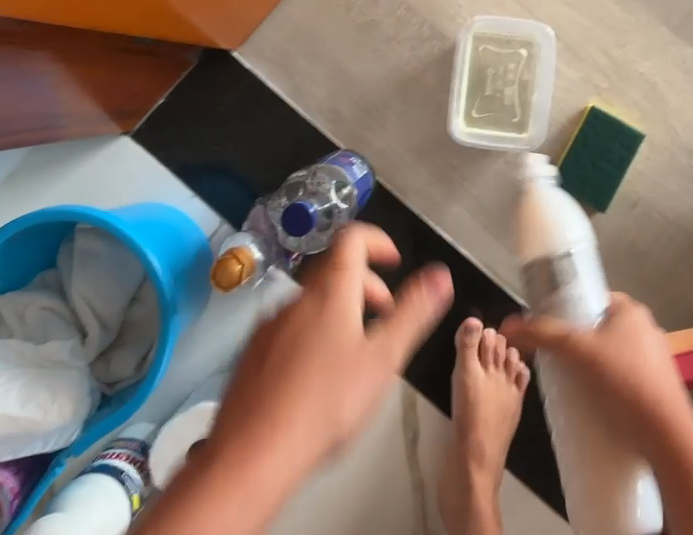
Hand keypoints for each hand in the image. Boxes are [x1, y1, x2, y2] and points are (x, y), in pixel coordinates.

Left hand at [207, 223, 453, 482]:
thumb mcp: (383, 359)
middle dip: (366, 285)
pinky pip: (290, 327)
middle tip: (385, 316)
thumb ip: (414, 313)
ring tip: (356, 352)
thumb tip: (440, 275)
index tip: (393, 261)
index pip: (352, 238)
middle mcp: (296, 298)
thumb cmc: (323, 406)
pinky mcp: (252, 352)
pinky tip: (320, 376)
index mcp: (330, 291)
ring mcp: (269, 324)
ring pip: (312, 301)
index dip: (377, 241)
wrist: (251, 453)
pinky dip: (313, 333)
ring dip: (340, 312)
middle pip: (334, 270)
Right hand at [501, 292, 692, 450]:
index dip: (569, 309)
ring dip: (590, 366)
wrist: (666, 436)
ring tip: (567, 382)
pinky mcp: (656, 389)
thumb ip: (544, 334)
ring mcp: (654, 361)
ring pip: (610, 356)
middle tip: (554, 358)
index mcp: (632, 311)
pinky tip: (590, 401)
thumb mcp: (578, 351)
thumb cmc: (624, 381)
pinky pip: (622, 379)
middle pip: (599, 329)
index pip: (592, 299)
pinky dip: (605, 385)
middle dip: (577, 343)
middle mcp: (646, 330)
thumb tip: (509, 325)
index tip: (549, 328)